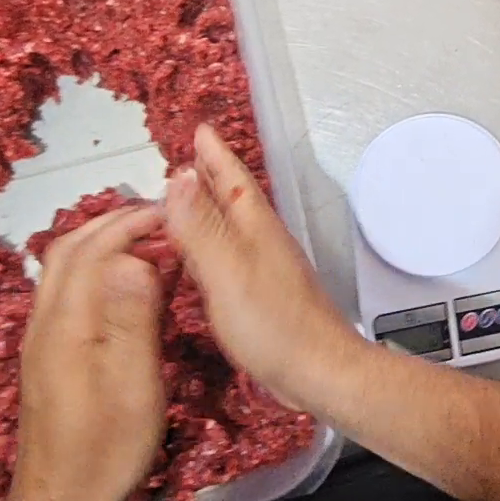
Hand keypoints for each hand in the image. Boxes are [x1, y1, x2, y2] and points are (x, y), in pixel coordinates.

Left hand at [0, 206, 167, 500]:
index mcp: (65, 325)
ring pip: (66, 267)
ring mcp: (44, 338)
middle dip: (116, 223)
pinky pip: (71, 289)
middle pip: (70, 250)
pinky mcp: (52, 352)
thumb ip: (133, 318)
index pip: (92, 250)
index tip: (174, 215)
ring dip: (106, 241)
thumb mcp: (133, 383)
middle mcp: (45, 323)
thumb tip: (136, 257)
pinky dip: (102, 266)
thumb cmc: (108, 444)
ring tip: (153, 239)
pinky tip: (133, 279)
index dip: (132, 223)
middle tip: (165, 218)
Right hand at [166, 125, 364, 408]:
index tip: (200, 130)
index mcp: (257, 228)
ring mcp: (264, 268)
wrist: (318, 370)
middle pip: (233, 199)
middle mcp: (262, 241)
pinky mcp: (260, 296)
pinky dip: (208, 245)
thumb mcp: (228, 272)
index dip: (216, 156)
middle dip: (210, 176)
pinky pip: (227, 256)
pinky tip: (199, 258)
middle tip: (187, 157)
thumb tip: (181, 176)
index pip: (233, 181)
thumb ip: (202, 227)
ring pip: (230, 226)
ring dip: (208, 208)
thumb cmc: (273, 324)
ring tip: (184, 199)